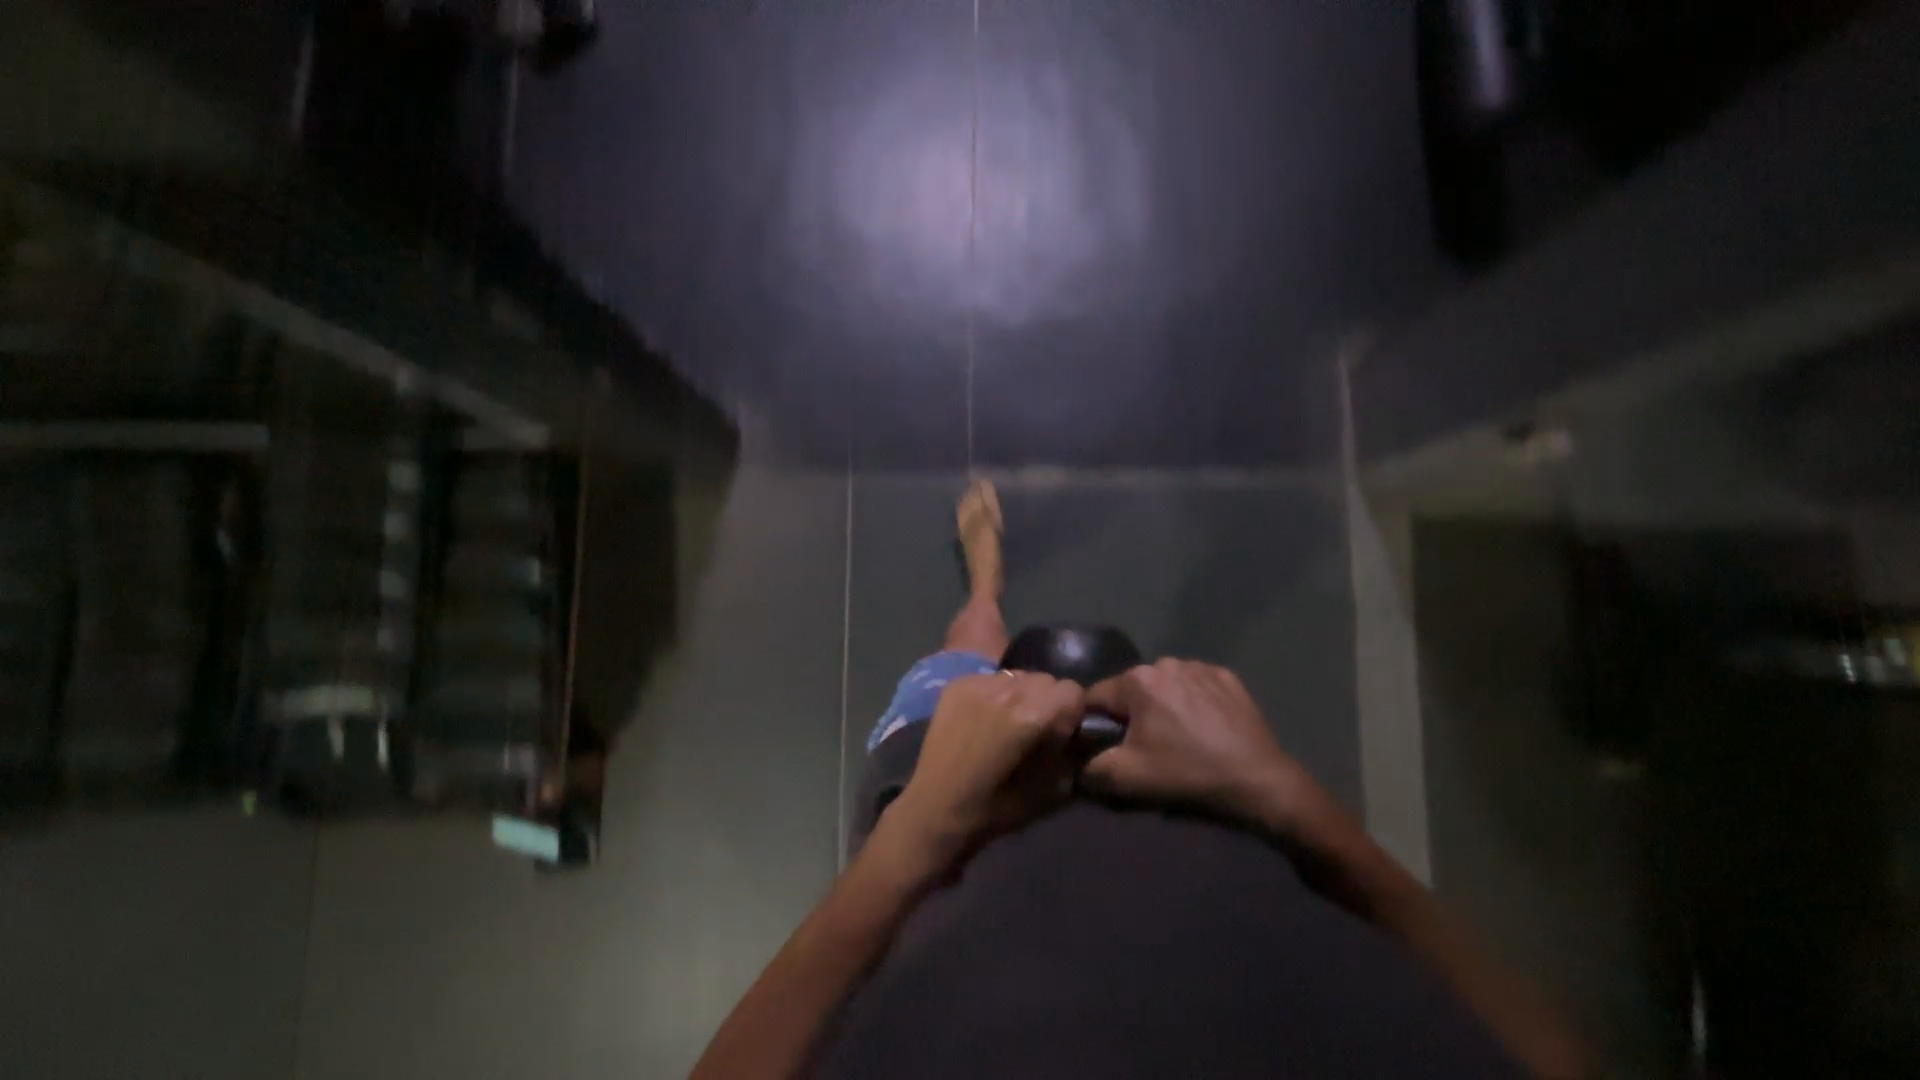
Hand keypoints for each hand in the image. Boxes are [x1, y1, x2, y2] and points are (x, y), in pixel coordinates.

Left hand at [886, 672, 1085, 866]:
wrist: (935, 808)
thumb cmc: (995, 809)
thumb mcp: (1051, 790)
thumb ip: (1072, 754)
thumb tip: (1081, 734)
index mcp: (1030, 716)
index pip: (1072, 690)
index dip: (1072, 713)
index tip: (1060, 735)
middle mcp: (1005, 690)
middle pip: (1046, 679)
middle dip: (1049, 701)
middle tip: (1035, 730)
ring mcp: (977, 683)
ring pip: (1019, 675)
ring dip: (1023, 694)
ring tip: (1008, 722)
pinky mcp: (957, 684)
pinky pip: (991, 677)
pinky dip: (996, 692)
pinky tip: (984, 718)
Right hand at [1081, 660, 1333, 837]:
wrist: (1257, 779)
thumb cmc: (1186, 773)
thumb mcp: (1125, 777)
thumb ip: (1088, 766)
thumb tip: (1076, 762)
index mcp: (1137, 680)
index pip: (1096, 697)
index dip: (1093, 724)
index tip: (1105, 747)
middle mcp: (1166, 662)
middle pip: (1131, 690)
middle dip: (1131, 715)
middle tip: (1145, 748)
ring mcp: (1200, 667)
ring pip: (1164, 687)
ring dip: (1163, 707)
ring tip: (1177, 739)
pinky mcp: (1228, 677)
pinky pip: (1195, 687)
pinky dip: (1192, 704)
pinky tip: (1204, 729)